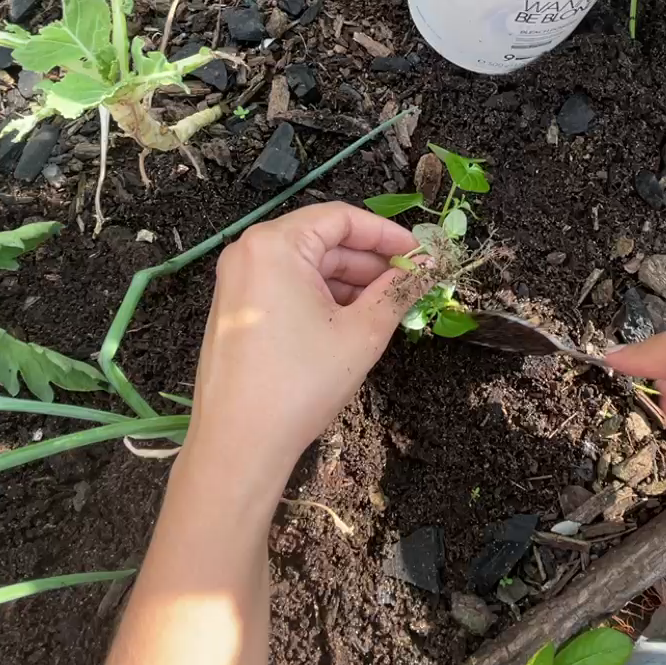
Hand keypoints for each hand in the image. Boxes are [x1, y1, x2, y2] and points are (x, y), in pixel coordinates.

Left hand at [187, 202, 420, 481]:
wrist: (239, 446)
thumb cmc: (301, 382)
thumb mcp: (362, 332)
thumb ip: (398, 290)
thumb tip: (429, 266)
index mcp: (275, 244)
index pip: (342, 218)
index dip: (386, 234)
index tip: (419, 254)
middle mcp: (249, 252)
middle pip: (323, 239)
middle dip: (370, 260)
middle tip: (409, 283)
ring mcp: (238, 281)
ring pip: (308, 264)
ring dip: (350, 280)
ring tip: (387, 305)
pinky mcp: (236, 308)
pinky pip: (288, 285)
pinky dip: (322, 295)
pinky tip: (352, 319)